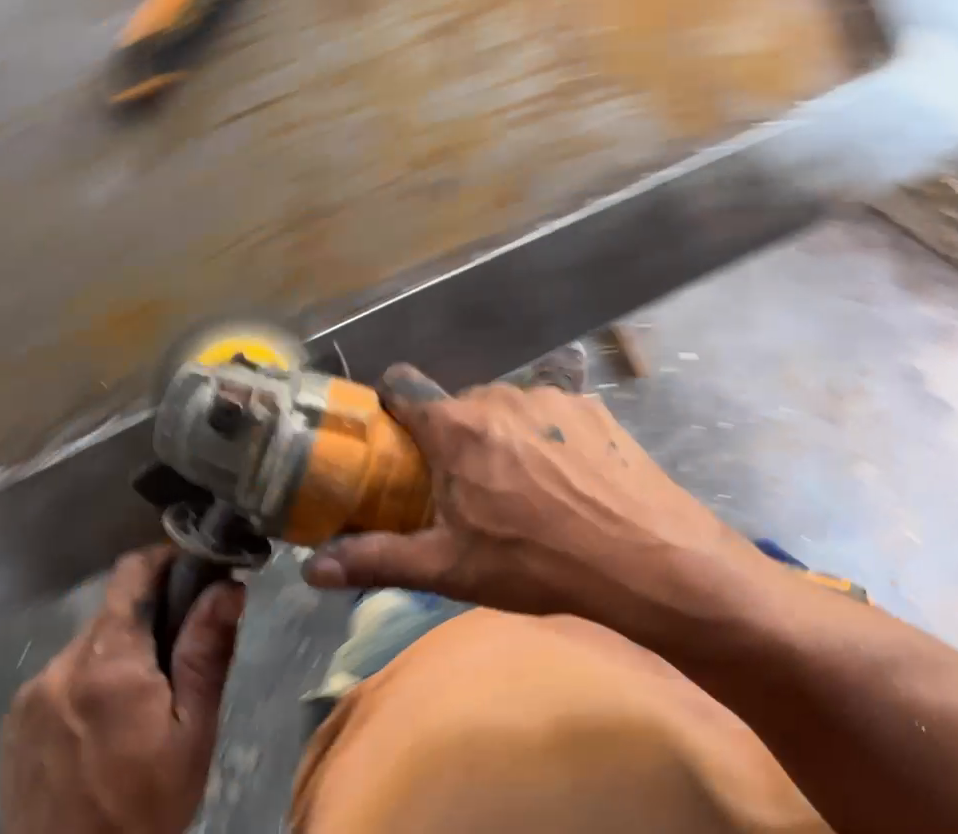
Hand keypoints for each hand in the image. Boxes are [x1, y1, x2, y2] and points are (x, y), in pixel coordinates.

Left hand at [0, 546, 243, 833]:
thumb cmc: (145, 807)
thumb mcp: (193, 733)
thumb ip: (207, 653)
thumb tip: (228, 586)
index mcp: (110, 662)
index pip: (132, 573)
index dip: (166, 561)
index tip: (196, 573)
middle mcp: (62, 664)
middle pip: (113, 613)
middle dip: (151, 621)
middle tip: (180, 659)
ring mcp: (31, 693)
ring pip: (88, 646)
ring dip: (118, 656)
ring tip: (141, 705)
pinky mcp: (14, 720)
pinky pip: (61, 678)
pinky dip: (88, 684)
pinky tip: (103, 728)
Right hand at [301, 364, 756, 630]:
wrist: (646, 559)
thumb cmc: (537, 563)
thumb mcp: (450, 568)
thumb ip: (377, 559)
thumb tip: (311, 571)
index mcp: (456, 426)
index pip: (401, 385)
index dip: (391, 408)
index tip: (394, 441)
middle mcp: (499, 395)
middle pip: (457, 405)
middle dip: (453, 438)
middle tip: (466, 488)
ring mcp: (551, 396)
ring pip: (506, 407)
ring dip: (502, 436)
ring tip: (525, 489)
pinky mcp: (593, 405)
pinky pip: (551, 410)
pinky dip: (547, 435)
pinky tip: (569, 478)